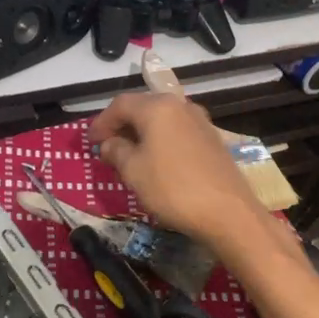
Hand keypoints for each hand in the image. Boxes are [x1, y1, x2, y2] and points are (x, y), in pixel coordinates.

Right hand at [88, 92, 265, 244]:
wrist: (228, 212)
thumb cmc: (172, 188)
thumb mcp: (133, 171)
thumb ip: (116, 151)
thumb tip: (109, 144)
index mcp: (157, 107)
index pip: (120, 105)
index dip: (101, 122)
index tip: (90, 141)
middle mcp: (180, 105)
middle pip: (142, 107)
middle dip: (121, 125)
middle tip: (107, 147)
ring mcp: (200, 121)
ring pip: (161, 120)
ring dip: (141, 133)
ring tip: (129, 155)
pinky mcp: (212, 139)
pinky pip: (177, 131)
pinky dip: (160, 140)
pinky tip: (156, 161)